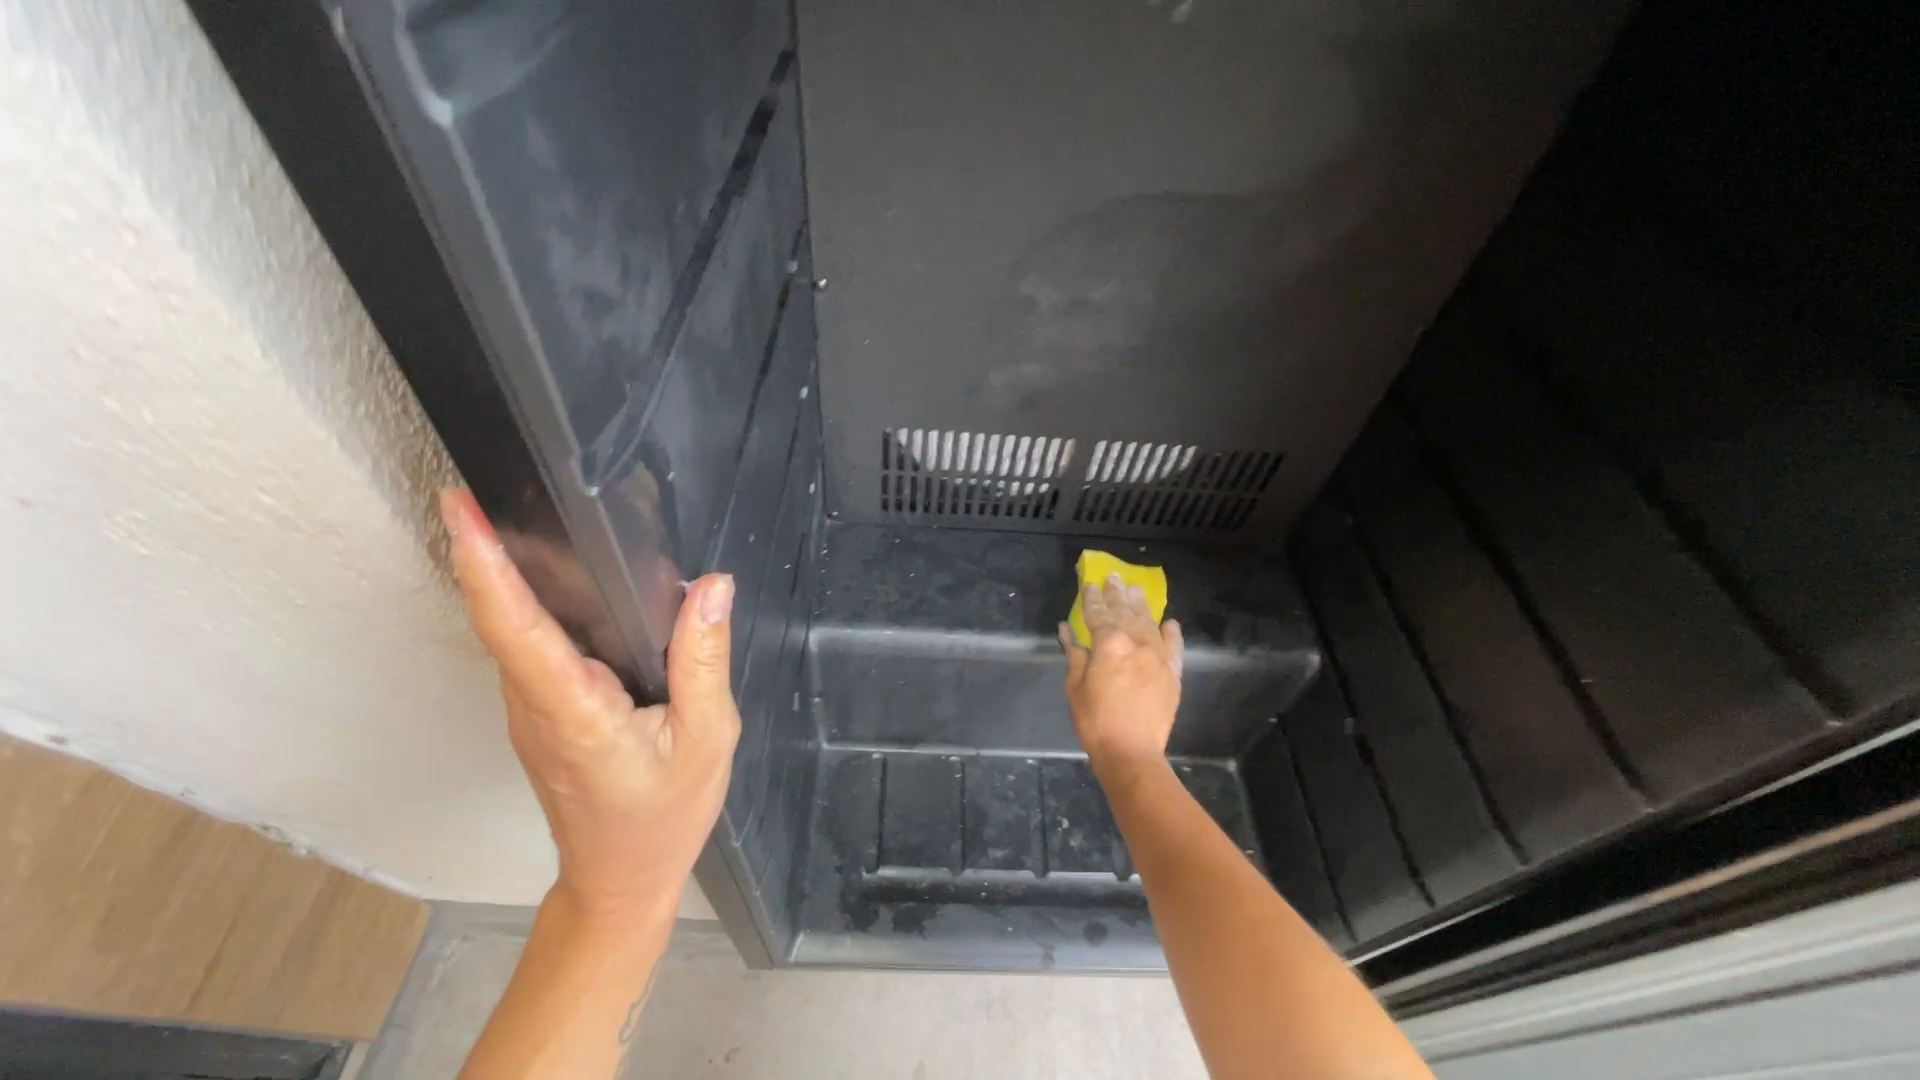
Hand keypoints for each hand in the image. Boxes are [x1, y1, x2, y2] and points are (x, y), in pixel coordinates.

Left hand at [440, 488, 739, 924]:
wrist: (620, 880)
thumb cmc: (664, 817)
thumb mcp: (707, 739)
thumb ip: (704, 661)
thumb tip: (711, 587)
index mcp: (575, 711)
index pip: (518, 628)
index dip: (485, 566)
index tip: (458, 510)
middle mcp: (535, 706)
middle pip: (501, 620)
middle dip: (482, 553)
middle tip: (477, 489)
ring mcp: (529, 713)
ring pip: (510, 634)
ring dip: (501, 576)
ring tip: (510, 517)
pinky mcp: (538, 716)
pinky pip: (528, 650)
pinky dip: (526, 606)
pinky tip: (552, 580)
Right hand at [1058, 573, 1184, 772]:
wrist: (1131, 751)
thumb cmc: (1095, 720)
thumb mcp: (1075, 686)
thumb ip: (1075, 654)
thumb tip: (1067, 629)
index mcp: (1108, 643)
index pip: (1097, 613)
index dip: (1091, 597)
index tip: (1089, 583)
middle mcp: (1136, 641)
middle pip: (1125, 611)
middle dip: (1117, 593)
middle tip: (1114, 577)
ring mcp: (1158, 655)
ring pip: (1149, 622)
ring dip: (1141, 605)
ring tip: (1135, 590)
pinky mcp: (1173, 672)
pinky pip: (1174, 646)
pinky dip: (1171, 633)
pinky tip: (1169, 622)